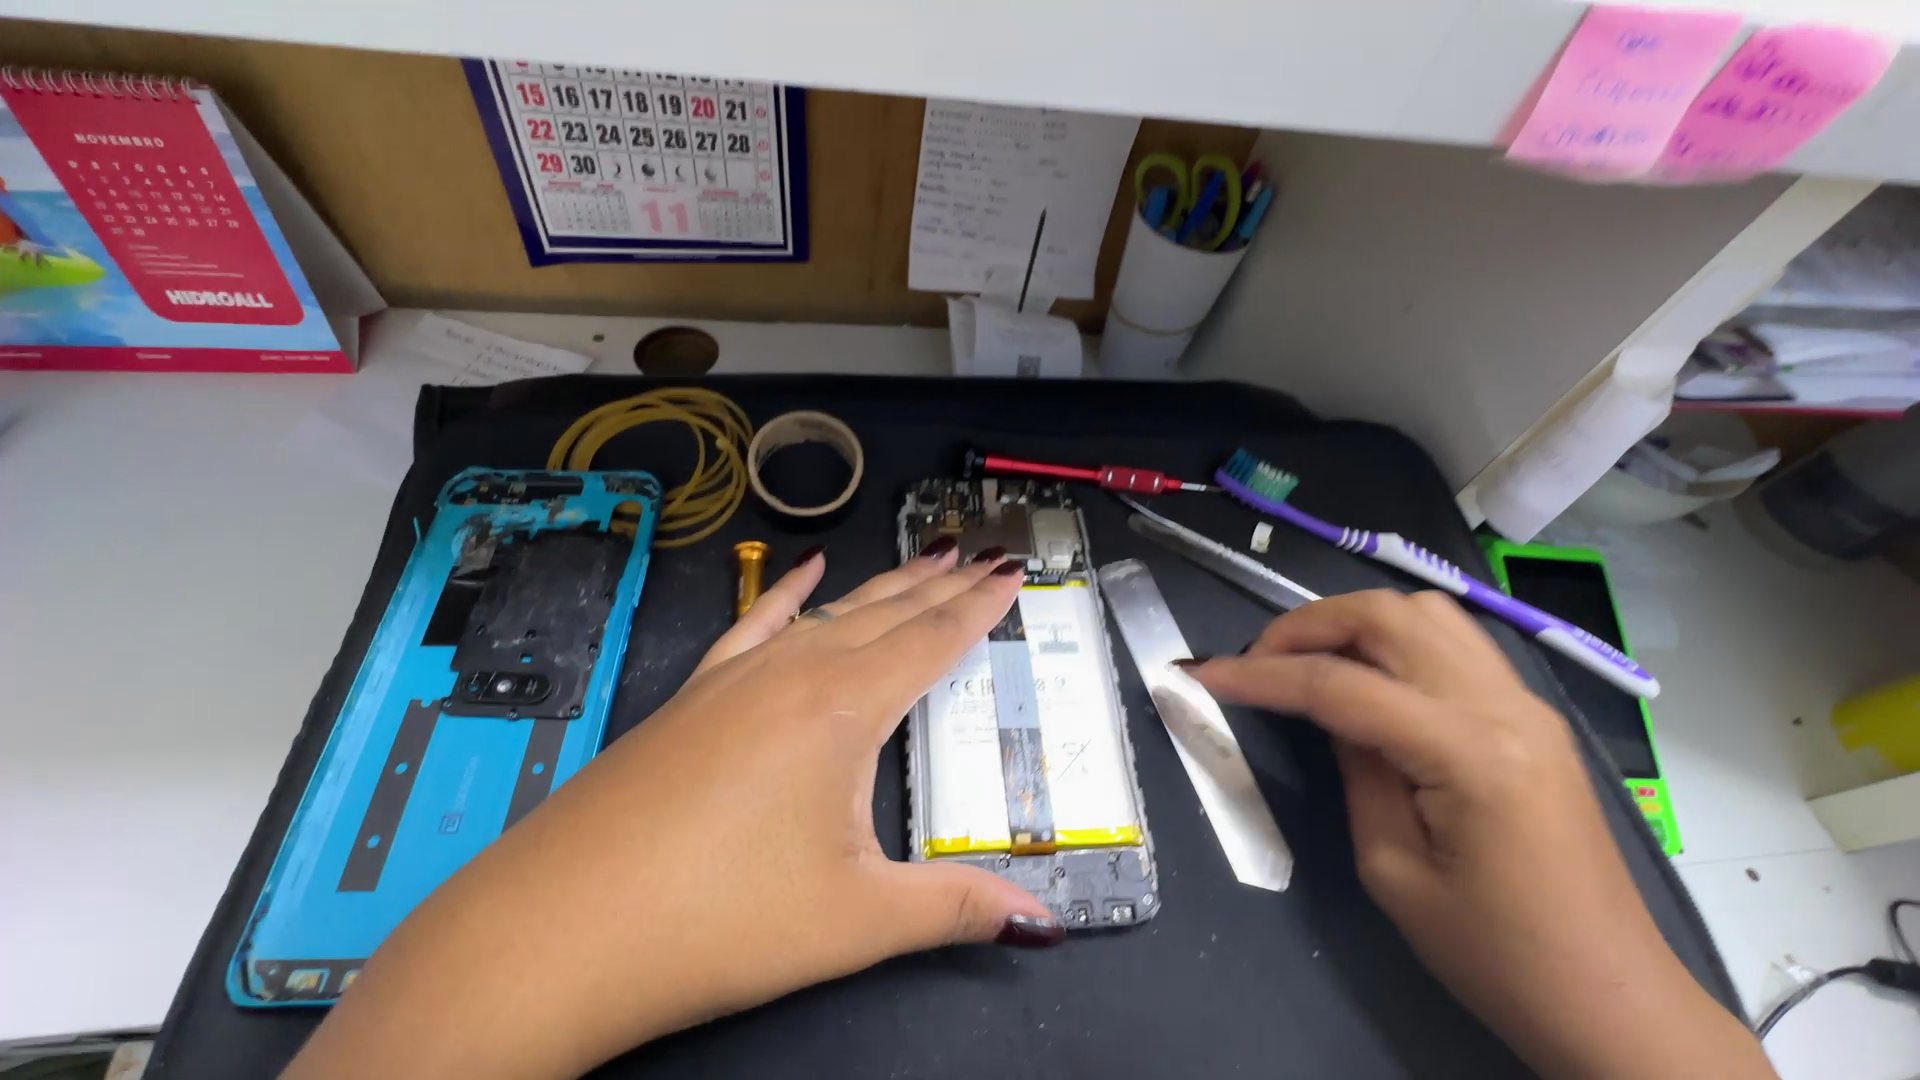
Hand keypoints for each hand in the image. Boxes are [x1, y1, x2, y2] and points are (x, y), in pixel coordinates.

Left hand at [285, 543, 1057, 1079]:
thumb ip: (955, 907)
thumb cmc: (717, 921)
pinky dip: (788, 593)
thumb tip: (1040, 921)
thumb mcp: (855, 921)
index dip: (978, 605)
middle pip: (887, 612)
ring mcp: (735, 678)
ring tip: (923, 560)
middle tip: (983, 556)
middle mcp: (793, 672)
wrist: (557, 929)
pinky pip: (755, 623)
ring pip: (829, 611)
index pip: (931, 640)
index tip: (1010, 570)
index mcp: (843, 708)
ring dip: (883, 586)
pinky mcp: (693, 695)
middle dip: (943, 584)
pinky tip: (805, 570)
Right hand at [1182, 591, 1772, 1079]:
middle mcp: (1504, 706)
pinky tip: (1366, 677)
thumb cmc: (1496, 954)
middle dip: (1308, 625)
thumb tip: (1329, 717)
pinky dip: (1394, 639)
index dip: (1260, 675)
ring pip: (1426, 613)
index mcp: (1468, 752)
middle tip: (1258, 661)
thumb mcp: (1392, 869)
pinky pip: (1452, 643)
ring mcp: (1526, 704)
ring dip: (1353, 622)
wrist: (1612, 999)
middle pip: (1389, 615)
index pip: (1340, 685)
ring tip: (1307, 661)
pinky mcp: (1531, 716)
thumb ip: (1356, 771)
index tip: (1202, 675)